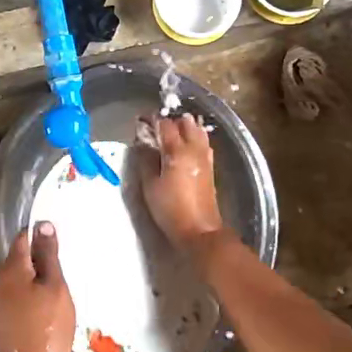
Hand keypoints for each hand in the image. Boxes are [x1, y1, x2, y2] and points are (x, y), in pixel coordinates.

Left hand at [0, 221, 74, 351]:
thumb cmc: (47, 327)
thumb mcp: (55, 287)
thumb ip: (49, 255)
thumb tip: (43, 224)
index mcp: (10, 269)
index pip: (22, 237)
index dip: (39, 232)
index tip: (58, 235)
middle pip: (18, 257)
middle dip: (38, 254)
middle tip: (63, 259)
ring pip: (18, 277)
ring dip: (35, 275)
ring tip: (58, 280)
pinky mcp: (2, 320)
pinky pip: (17, 294)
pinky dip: (31, 291)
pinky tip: (46, 301)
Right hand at [146, 114, 225, 248]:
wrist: (199, 231)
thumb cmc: (170, 209)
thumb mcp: (150, 186)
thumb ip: (146, 160)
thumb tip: (143, 143)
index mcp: (177, 151)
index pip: (165, 125)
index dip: (152, 120)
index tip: (141, 122)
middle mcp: (193, 148)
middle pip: (185, 122)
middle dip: (170, 121)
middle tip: (156, 129)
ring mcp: (205, 156)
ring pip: (197, 130)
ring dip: (184, 128)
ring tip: (170, 136)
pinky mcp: (210, 166)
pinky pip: (202, 142)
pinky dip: (193, 137)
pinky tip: (184, 147)